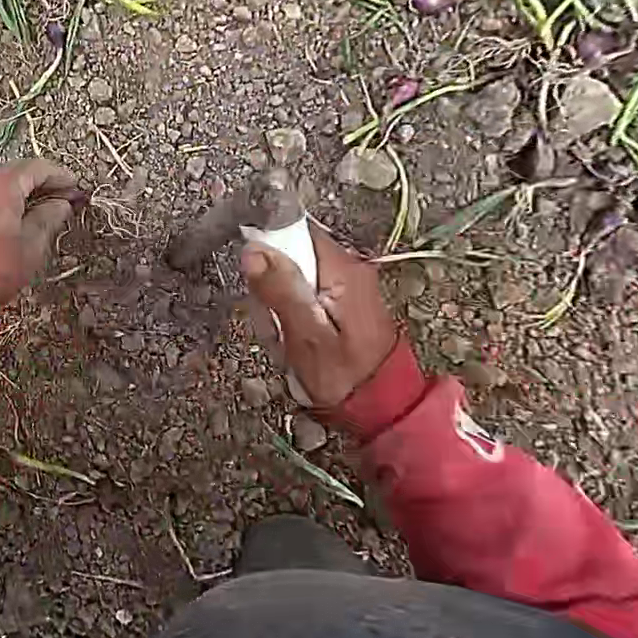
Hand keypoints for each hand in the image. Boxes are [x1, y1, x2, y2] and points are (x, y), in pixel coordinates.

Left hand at [0, 160, 79, 326]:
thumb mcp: (31, 246)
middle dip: (45, 184)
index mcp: (2, 183)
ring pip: (3, 181)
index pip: (40, 168)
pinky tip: (18, 216)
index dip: (62, 177)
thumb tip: (61, 204)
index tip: (77, 188)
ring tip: (45, 210)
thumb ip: (49, 217)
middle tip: (66, 200)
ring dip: (25, 191)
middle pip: (20, 171)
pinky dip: (6, 198)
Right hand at [241, 225, 396, 407]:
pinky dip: (295, 310)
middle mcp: (350, 266)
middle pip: (294, 251)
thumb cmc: (345, 376)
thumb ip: (281, 290)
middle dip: (274, 280)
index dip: (270, 245)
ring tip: (285, 333)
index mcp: (342, 268)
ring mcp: (349, 282)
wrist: (384, 408)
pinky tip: (295, 336)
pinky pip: (308, 291)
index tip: (257, 275)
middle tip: (274, 319)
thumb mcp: (306, 336)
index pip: (297, 229)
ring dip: (282, 299)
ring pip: (297, 273)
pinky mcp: (346, 299)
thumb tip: (253, 251)